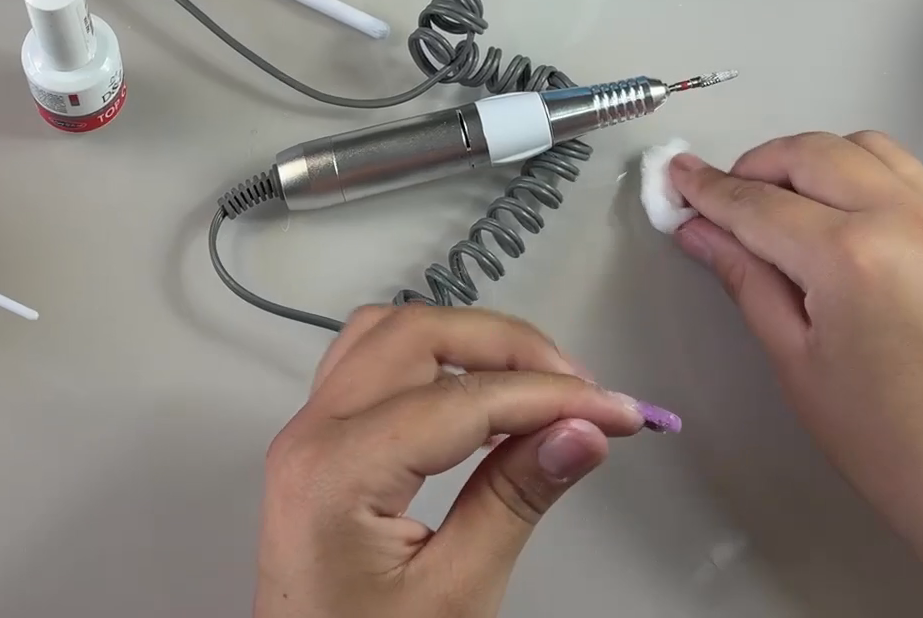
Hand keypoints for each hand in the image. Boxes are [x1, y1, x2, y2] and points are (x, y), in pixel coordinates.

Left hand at [255, 306, 669, 617]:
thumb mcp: (454, 597)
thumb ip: (514, 501)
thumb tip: (582, 431)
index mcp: (338, 469)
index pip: (459, 400)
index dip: (546, 395)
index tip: (616, 409)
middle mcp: (311, 427)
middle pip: (415, 335)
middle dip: (505, 345)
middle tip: (577, 386)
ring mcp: (307, 423)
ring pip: (387, 331)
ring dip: (464, 338)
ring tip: (534, 380)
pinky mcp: (315, 432)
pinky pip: (369, 357)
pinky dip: (429, 354)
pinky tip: (473, 386)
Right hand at [668, 133, 922, 616]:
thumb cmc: (876, 434)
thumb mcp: (790, 354)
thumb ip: (741, 274)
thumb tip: (693, 227)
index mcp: (850, 256)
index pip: (756, 202)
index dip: (705, 188)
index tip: (671, 173)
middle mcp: (904, 219)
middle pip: (809, 154)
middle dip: (752, 166)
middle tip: (721, 200)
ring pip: (861, 146)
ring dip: (807, 160)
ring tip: (779, 201)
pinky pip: (902, 172)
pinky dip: (854, 172)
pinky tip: (833, 215)